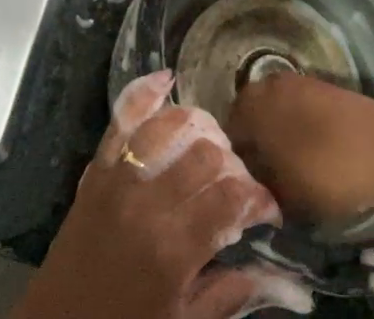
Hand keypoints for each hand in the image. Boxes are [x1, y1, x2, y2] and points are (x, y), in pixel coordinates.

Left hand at [11, 72, 278, 318]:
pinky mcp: (95, 170)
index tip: (267, 212)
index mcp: (174, 247)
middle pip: (205, 155)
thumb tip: (279, 275)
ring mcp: (117, 180)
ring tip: (210, 145)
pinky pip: (120, 122)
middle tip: (234, 186)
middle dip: (232, 165)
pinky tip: (166, 80)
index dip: (260, 199)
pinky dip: (143, 96)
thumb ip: (231, 293)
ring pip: (167, 128)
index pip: (233, 198)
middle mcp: (147, 203)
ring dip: (197, 128)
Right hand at [226, 72, 373, 222]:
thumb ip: (260, 190)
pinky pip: (301, 111)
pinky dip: (302, 129)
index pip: (227, 134)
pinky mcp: (326, 88)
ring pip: (277, 113)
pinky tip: (316, 154)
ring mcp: (299, 83)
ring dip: (279, 136)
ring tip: (292, 168)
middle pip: (251, 118)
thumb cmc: (328, 171)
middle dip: (256, 146)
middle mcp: (268, 85)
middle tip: (267, 178)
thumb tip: (251, 188)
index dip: (234, 163)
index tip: (246, 186)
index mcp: (250, 106)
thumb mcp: (286, 194)